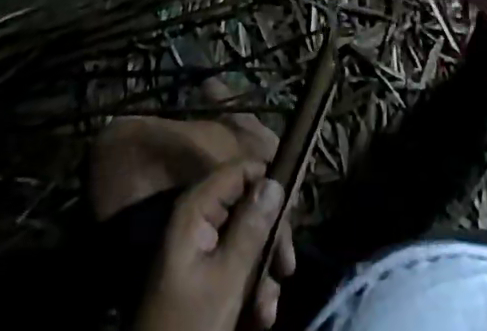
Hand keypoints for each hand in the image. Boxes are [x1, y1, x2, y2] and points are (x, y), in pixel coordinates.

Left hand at [134, 160, 287, 330]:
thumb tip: (275, 181)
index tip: (295, 205)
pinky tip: (259, 317)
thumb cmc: (191, 321)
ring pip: (249, 240)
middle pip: (248, 206)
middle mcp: (199, 220)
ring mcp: (202, 247)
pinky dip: (253, 289)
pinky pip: (239, 265)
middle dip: (271, 239)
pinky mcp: (206, 273)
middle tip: (287, 267)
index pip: (239, 170)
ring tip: (267, 309)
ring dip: (265, 272)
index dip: (269, 180)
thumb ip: (251, 228)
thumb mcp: (228, 278)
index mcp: (195, 209)